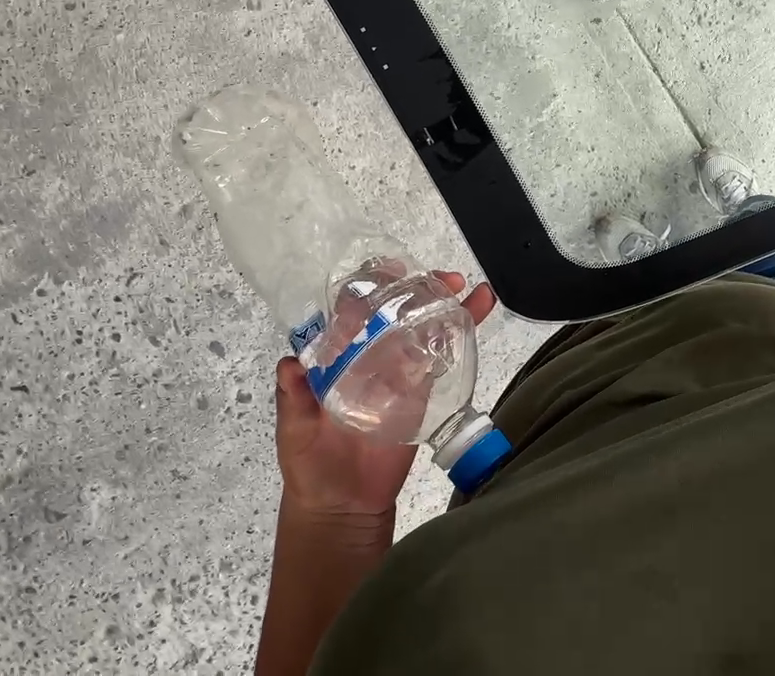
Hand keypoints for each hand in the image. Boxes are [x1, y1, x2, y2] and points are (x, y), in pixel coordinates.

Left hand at [272, 271, 496, 521]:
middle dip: (420, 289)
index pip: (355, 308)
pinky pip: (447, 353)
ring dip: (448, 302)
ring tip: (470, 289)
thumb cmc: (311, 461)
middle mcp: (372, 352)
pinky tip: (483, 306)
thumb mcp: (294, 427)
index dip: (371, 284)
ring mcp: (402, 368)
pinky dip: (467, 328)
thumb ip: (293, 397)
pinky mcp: (426, 387)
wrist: (345, 503)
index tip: (390, 270)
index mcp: (338, 354)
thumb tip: (290, 364)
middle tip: (442, 279)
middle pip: (398, 309)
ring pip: (427, 325)